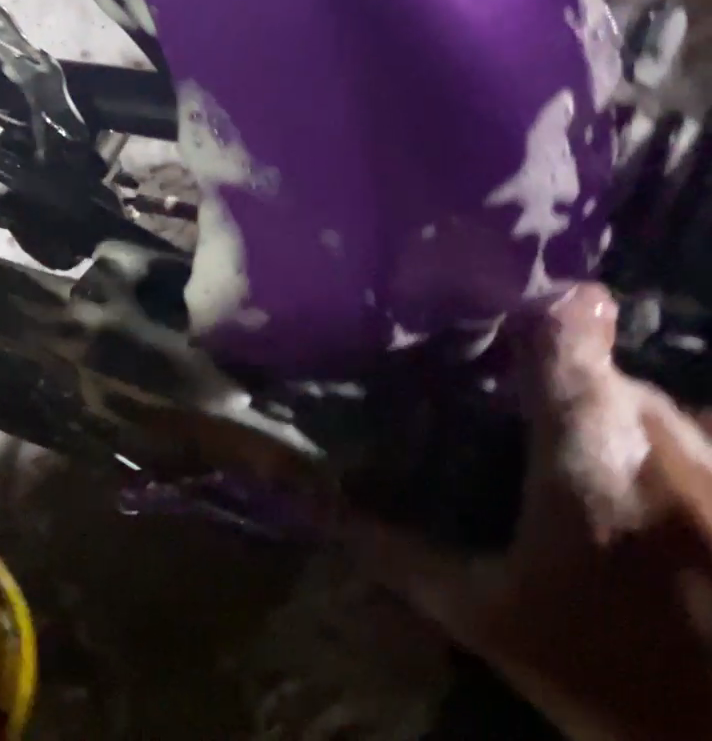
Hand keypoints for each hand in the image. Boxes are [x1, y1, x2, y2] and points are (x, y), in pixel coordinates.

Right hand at [349, 285, 711, 739]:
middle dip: (560, 381)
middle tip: (503, 401)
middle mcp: (671, 453)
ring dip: (613, 417)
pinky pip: (698, 444)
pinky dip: (658, 449)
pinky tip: (633, 494)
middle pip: (610, 379)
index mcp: (590, 468)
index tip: (497, 296)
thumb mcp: (481, 617)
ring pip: (663, 409)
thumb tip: (297, 501)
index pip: (566, 348)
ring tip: (565, 447)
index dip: (536, 311)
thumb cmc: (609, 673)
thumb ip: (390, 549)